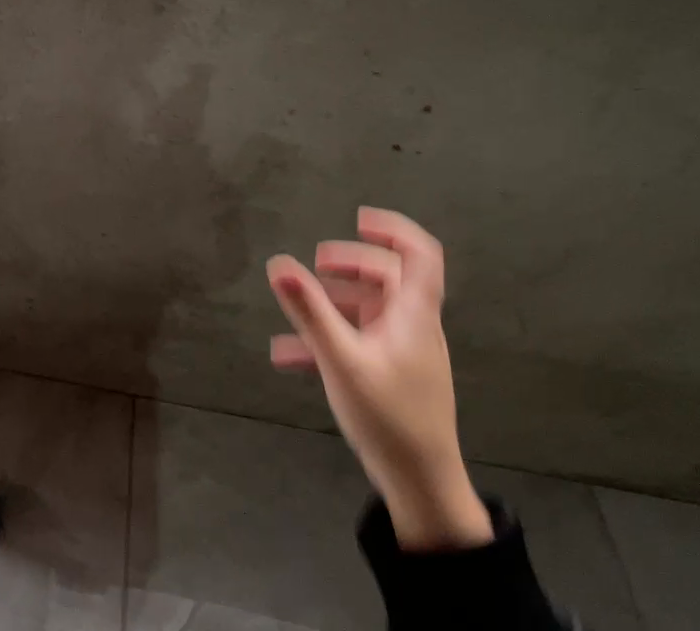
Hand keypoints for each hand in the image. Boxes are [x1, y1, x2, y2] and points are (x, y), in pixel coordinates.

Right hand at [267, 207, 492, 550]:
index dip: (394, 229)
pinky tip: (289, 356)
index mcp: (413, 315)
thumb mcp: (340, 360)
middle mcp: (413, 326)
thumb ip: (309, 311)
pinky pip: (358, 341)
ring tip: (295, 306)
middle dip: (350, 264)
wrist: (420, 480)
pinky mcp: (391, 374)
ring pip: (369, 310)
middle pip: (389, 277)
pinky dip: (328, 338)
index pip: (420, 255)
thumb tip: (279, 263)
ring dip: (332, 302)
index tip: (358, 219)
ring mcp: (404, 351)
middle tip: (316, 262)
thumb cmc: (387, 415)